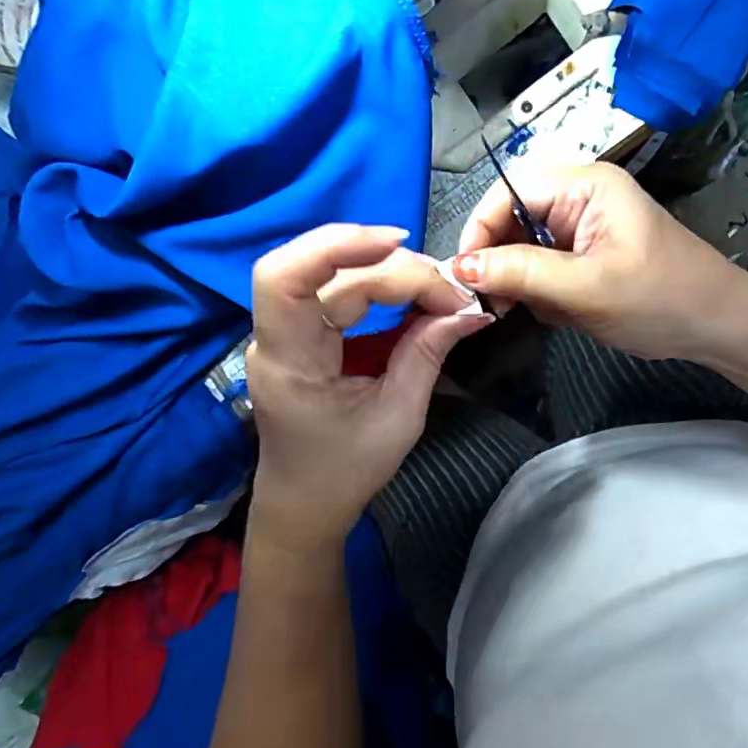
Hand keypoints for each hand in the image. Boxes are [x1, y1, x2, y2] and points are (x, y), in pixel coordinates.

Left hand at [247, 224, 490, 541]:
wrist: (305, 502)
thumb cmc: (346, 471)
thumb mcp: (398, 417)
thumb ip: (427, 354)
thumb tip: (469, 311)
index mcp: (290, 363)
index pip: (286, 278)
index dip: (337, 245)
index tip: (401, 245)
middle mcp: (278, 339)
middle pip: (326, 273)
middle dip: (393, 269)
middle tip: (450, 291)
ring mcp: (287, 334)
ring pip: (332, 276)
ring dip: (387, 272)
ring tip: (438, 288)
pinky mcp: (304, 335)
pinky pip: (337, 293)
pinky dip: (377, 285)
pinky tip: (412, 292)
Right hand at [454, 162, 747, 361]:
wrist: (716, 326)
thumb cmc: (661, 299)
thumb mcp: (586, 288)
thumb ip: (521, 273)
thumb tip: (460, 267)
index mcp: (586, 185)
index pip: (509, 189)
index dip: (480, 227)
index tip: (464, 273)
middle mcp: (580, 199)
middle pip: (513, 217)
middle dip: (499, 258)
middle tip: (490, 301)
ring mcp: (583, 229)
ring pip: (524, 246)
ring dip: (518, 280)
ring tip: (526, 310)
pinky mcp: (586, 257)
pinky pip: (542, 268)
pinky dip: (538, 292)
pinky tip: (554, 312)